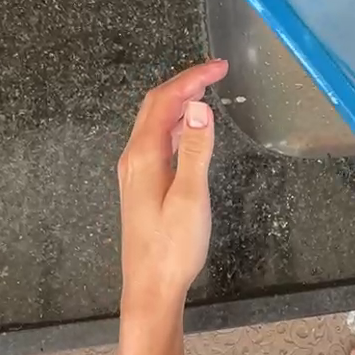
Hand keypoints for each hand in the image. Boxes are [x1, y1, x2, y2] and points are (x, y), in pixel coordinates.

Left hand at [117, 59, 226, 314]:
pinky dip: (174, 122)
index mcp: (144, 156)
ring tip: (208, 91)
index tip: (220, 67)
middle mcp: (134, 158)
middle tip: (217, 72)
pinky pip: (155, 139)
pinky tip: (190, 128)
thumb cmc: (173, 247)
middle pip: (155, 106)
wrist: (150, 287)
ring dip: (179, 101)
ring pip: (154, 122)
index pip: (166, 101)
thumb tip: (199, 107)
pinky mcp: (141, 184)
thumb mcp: (191, 197)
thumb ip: (194, 150)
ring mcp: (135, 172)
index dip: (192, 78)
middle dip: (185, 83)